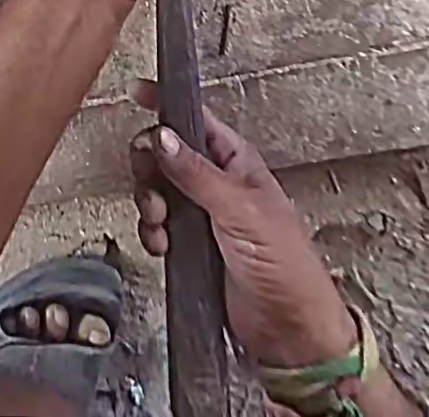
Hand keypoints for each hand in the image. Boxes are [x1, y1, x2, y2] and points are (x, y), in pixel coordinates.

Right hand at [127, 81, 357, 369]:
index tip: (138, 92)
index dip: (165, 103)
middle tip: (151, 178)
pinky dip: (151, 230)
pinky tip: (164, 242)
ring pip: (153, 186)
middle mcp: (213, 180)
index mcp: (233, 161)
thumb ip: (196, 172)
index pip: (193, 118)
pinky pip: (153, 221)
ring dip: (149, 201)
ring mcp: (199, 210)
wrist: (290, 335)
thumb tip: (162, 135)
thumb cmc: (288, 268)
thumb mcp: (241, 211)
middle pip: (162, 151)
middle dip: (149, 164)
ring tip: (160, 217)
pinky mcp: (187, 239)